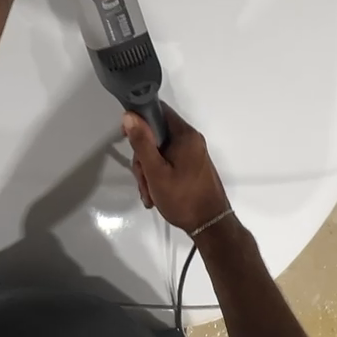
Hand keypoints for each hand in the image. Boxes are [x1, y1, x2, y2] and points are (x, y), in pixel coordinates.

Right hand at [123, 105, 231, 235]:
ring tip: (149, 193)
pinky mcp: (191, 167)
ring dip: (149, 171)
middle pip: (156, 134)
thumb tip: (129, 115)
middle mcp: (191, 140)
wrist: (211, 226)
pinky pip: (168, 163)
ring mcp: (192, 154)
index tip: (125, 136)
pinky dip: (158, 176)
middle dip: (143, 156)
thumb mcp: (155, 171)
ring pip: (160, 151)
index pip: (158, 110)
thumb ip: (142, 142)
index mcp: (185, 135)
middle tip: (142, 178)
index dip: (139, 118)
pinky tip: (155, 195)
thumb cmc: (182, 198)